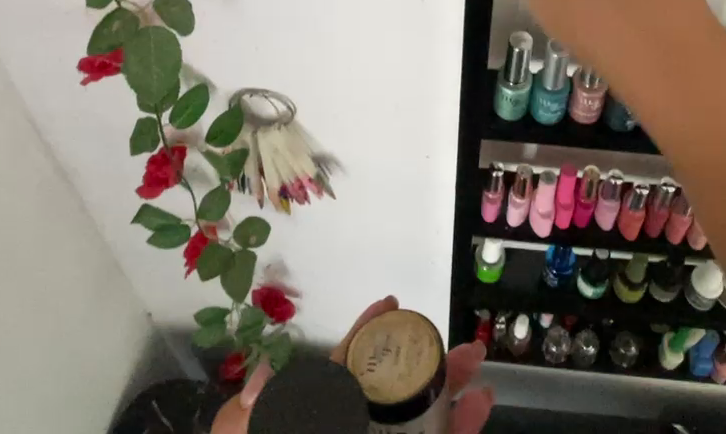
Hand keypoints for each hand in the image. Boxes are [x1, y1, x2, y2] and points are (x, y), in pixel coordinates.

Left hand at [209, 298, 492, 433]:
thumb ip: (248, 421)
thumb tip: (260, 378)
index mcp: (317, 415)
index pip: (343, 368)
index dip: (366, 335)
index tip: (391, 304)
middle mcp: (354, 428)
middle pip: (393, 392)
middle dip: (427, 364)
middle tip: (460, 345)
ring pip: (420, 422)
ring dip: (451, 395)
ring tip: (477, 369)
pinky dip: (459, 431)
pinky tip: (477, 409)